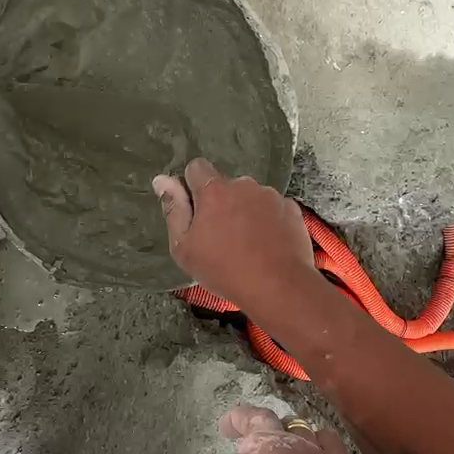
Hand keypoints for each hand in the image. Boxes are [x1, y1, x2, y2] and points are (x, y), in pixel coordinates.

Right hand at [152, 159, 320, 310]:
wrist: (278, 286)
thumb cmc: (224, 269)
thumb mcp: (184, 247)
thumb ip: (173, 210)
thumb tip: (162, 180)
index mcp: (214, 190)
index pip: (197, 167)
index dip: (193, 186)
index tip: (196, 210)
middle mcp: (244, 185)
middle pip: (226, 186)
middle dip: (221, 203)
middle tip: (221, 237)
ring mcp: (271, 196)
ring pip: (251, 197)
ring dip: (246, 212)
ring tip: (248, 245)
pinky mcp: (291, 209)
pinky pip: (273, 209)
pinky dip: (269, 221)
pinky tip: (269, 245)